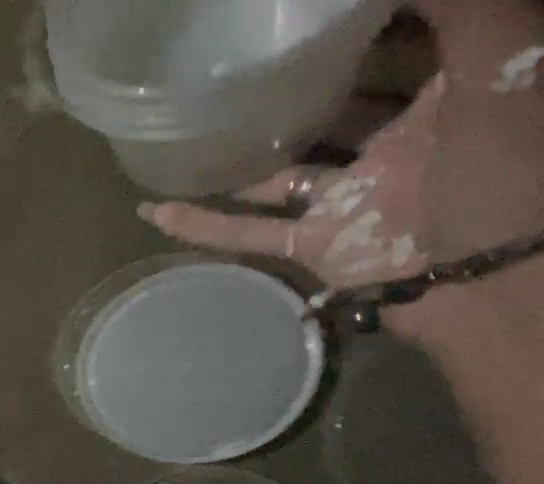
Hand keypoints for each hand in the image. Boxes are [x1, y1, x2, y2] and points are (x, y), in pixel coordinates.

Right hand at [139, 0, 543, 336]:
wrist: (497, 277)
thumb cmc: (507, 166)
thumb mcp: (499, 70)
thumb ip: (461, 16)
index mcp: (446, 101)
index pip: (401, 54)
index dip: (360, 36)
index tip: (308, 23)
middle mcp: (393, 147)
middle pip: (333, 113)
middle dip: (292, 96)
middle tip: (237, 76)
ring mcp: (348, 200)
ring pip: (277, 175)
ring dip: (232, 164)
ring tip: (184, 141)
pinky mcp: (314, 246)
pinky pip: (246, 233)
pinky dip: (200, 226)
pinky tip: (156, 212)